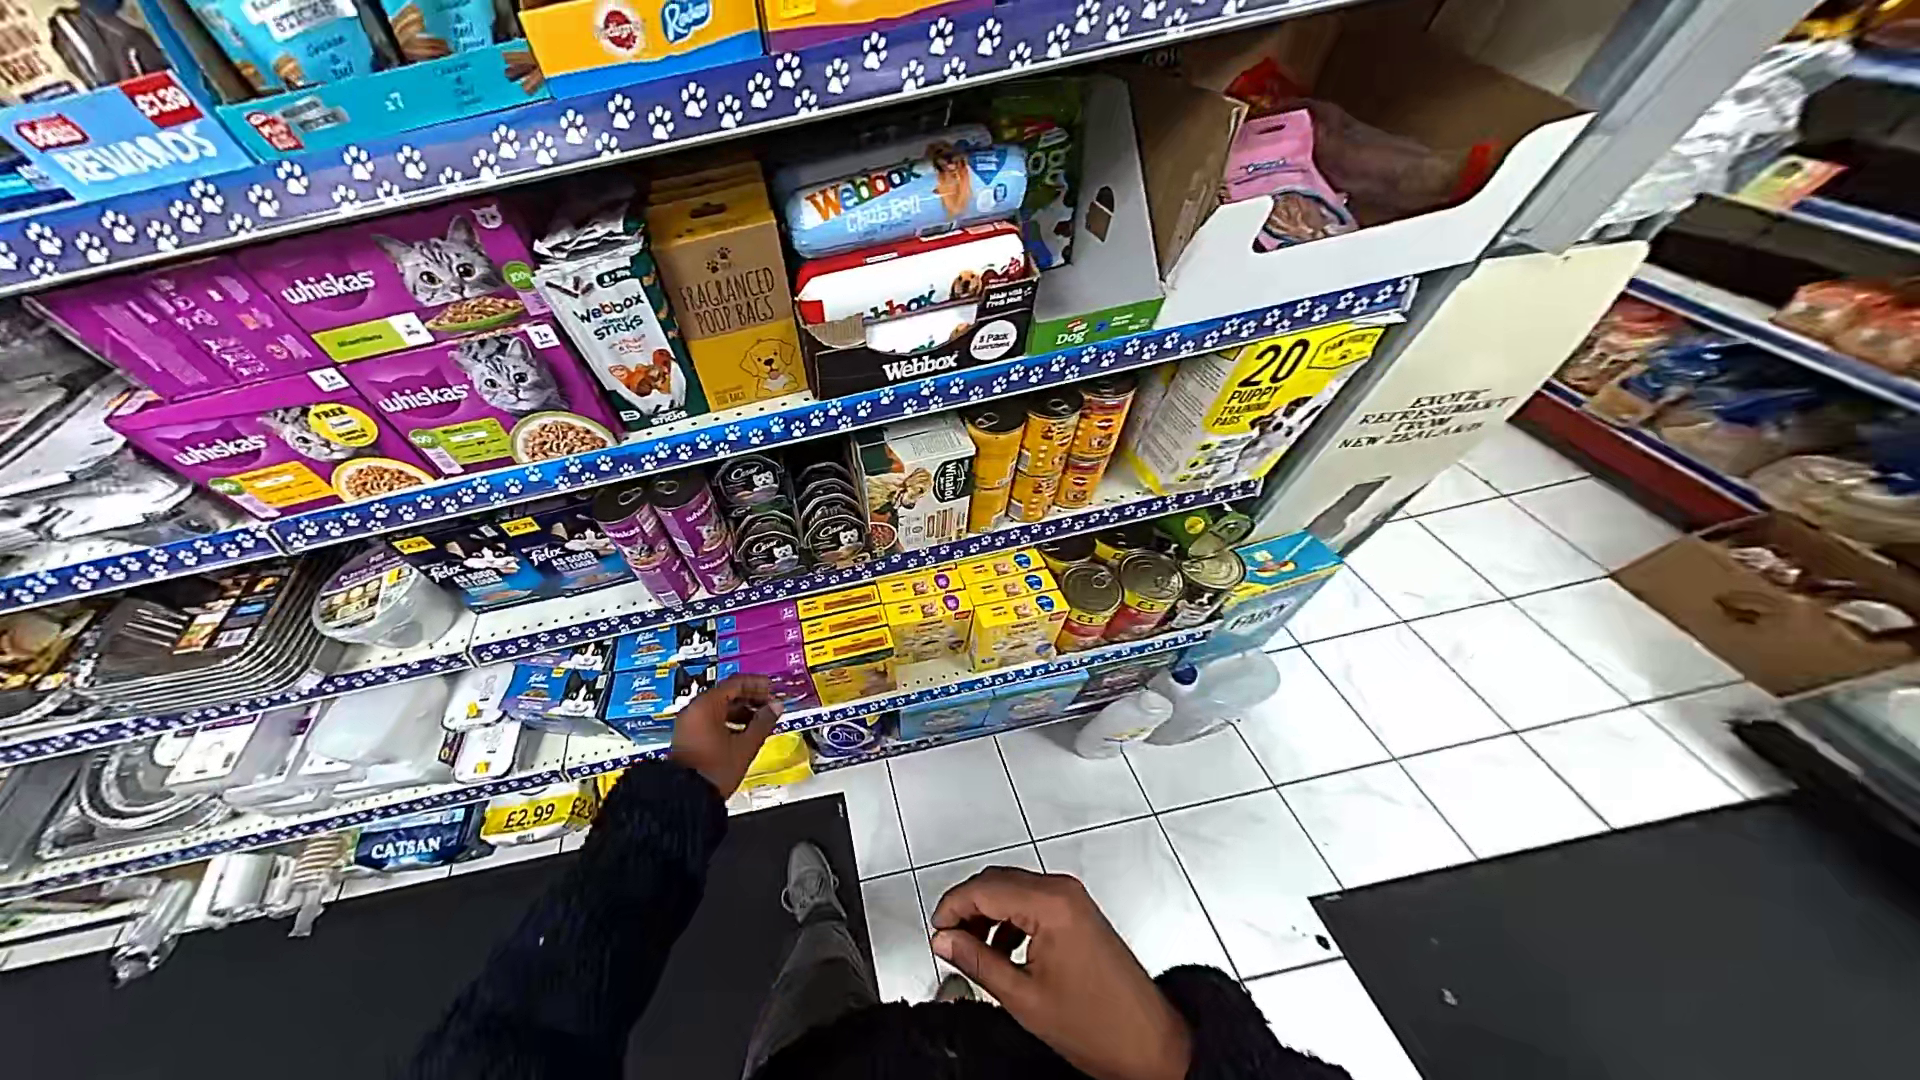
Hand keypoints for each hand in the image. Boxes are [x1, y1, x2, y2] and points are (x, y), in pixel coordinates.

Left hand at [669, 674, 781, 797]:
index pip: (735, 683)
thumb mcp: (746, 745)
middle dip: (751, 698)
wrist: (685, 799)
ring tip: (761, 720)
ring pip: (719, 708)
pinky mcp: (688, 737)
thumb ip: (763, 722)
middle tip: (769, 704)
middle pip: (727, 694)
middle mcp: (693, 711)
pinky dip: (729, 721)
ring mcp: (689, 724)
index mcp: (705, 706)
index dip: (757, 684)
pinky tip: (745, 732)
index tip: (771, 687)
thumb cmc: (713, 770)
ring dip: (742, 711)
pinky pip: (711, 720)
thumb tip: (775, 708)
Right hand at [930, 867, 1190, 1079]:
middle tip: (948, 938)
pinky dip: (1009, 917)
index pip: (985, 887)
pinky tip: (1000, 949)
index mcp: (1050, 904)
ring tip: (971, 948)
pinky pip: (1031, 899)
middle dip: (967, 907)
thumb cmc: (1101, 1026)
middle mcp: (1062, 890)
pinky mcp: (1076, 909)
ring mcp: (1072, 897)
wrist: (1149, 1042)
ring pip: (1012, 888)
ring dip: (987, 912)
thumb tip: (947, 941)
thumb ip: (978, 961)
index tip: (937, 928)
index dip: (953, 906)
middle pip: (997, 880)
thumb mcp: (1024, 997)